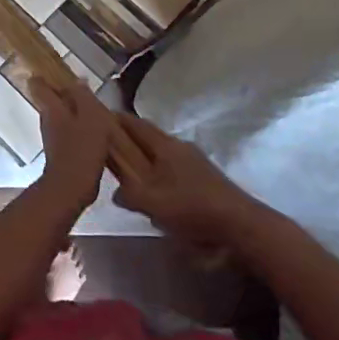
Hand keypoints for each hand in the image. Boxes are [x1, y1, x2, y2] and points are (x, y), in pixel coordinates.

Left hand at [30, 82, 115, 203]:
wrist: (72, 187)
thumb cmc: (82, 147)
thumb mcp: (91, 116)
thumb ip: (83, 96)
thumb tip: (76, 79)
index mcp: (52, 108)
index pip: (40, 85)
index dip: (44, 75)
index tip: (56, 69)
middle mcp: (47, 120)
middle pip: (51, 101)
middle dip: (64, 94)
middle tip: (84, 90)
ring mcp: (53, 138)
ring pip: (61, 118)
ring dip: (74, 113)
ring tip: (94, 111)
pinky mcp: (61, 154)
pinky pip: (69, 134)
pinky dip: (79, 130)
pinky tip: (95, 134)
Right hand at [112, 114, 267, 248]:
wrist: (238, 222)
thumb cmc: (190, 207)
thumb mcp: (151, 203)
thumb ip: (129, 194)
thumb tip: (117, 192)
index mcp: (164, 146)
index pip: (136, 125)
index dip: (117, 120)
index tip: (100, 117)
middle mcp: (180, 146)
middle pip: (149, 137)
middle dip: (130, 139)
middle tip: (110, 146)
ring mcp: (195, 161)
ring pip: (163, 153)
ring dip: (146, 158)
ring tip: (131, 171)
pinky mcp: (205, 177)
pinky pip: (175, 169)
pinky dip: (161, 174)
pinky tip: (159, 193)